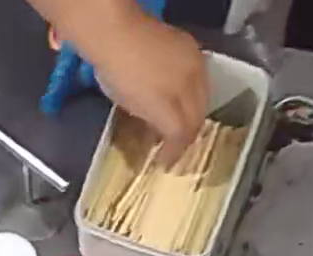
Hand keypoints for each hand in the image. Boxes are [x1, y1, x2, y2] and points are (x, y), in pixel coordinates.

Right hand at [78, 9, 207, 165]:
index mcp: (191, 56)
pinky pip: (177, 135)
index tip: (180, 130)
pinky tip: (165, 161)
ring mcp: (183, 89)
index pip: (199, 95)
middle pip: (199, 112)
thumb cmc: (121, 44)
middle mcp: (193, 72)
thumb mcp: (150, 60)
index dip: (191, 116)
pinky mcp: (169, 108)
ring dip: (181, 145)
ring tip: (170, 158)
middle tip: (176, 151)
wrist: (113, 37)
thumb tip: (154, 104)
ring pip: (191, 125)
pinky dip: (172, 151)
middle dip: (189, 134)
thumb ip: (161, 81)